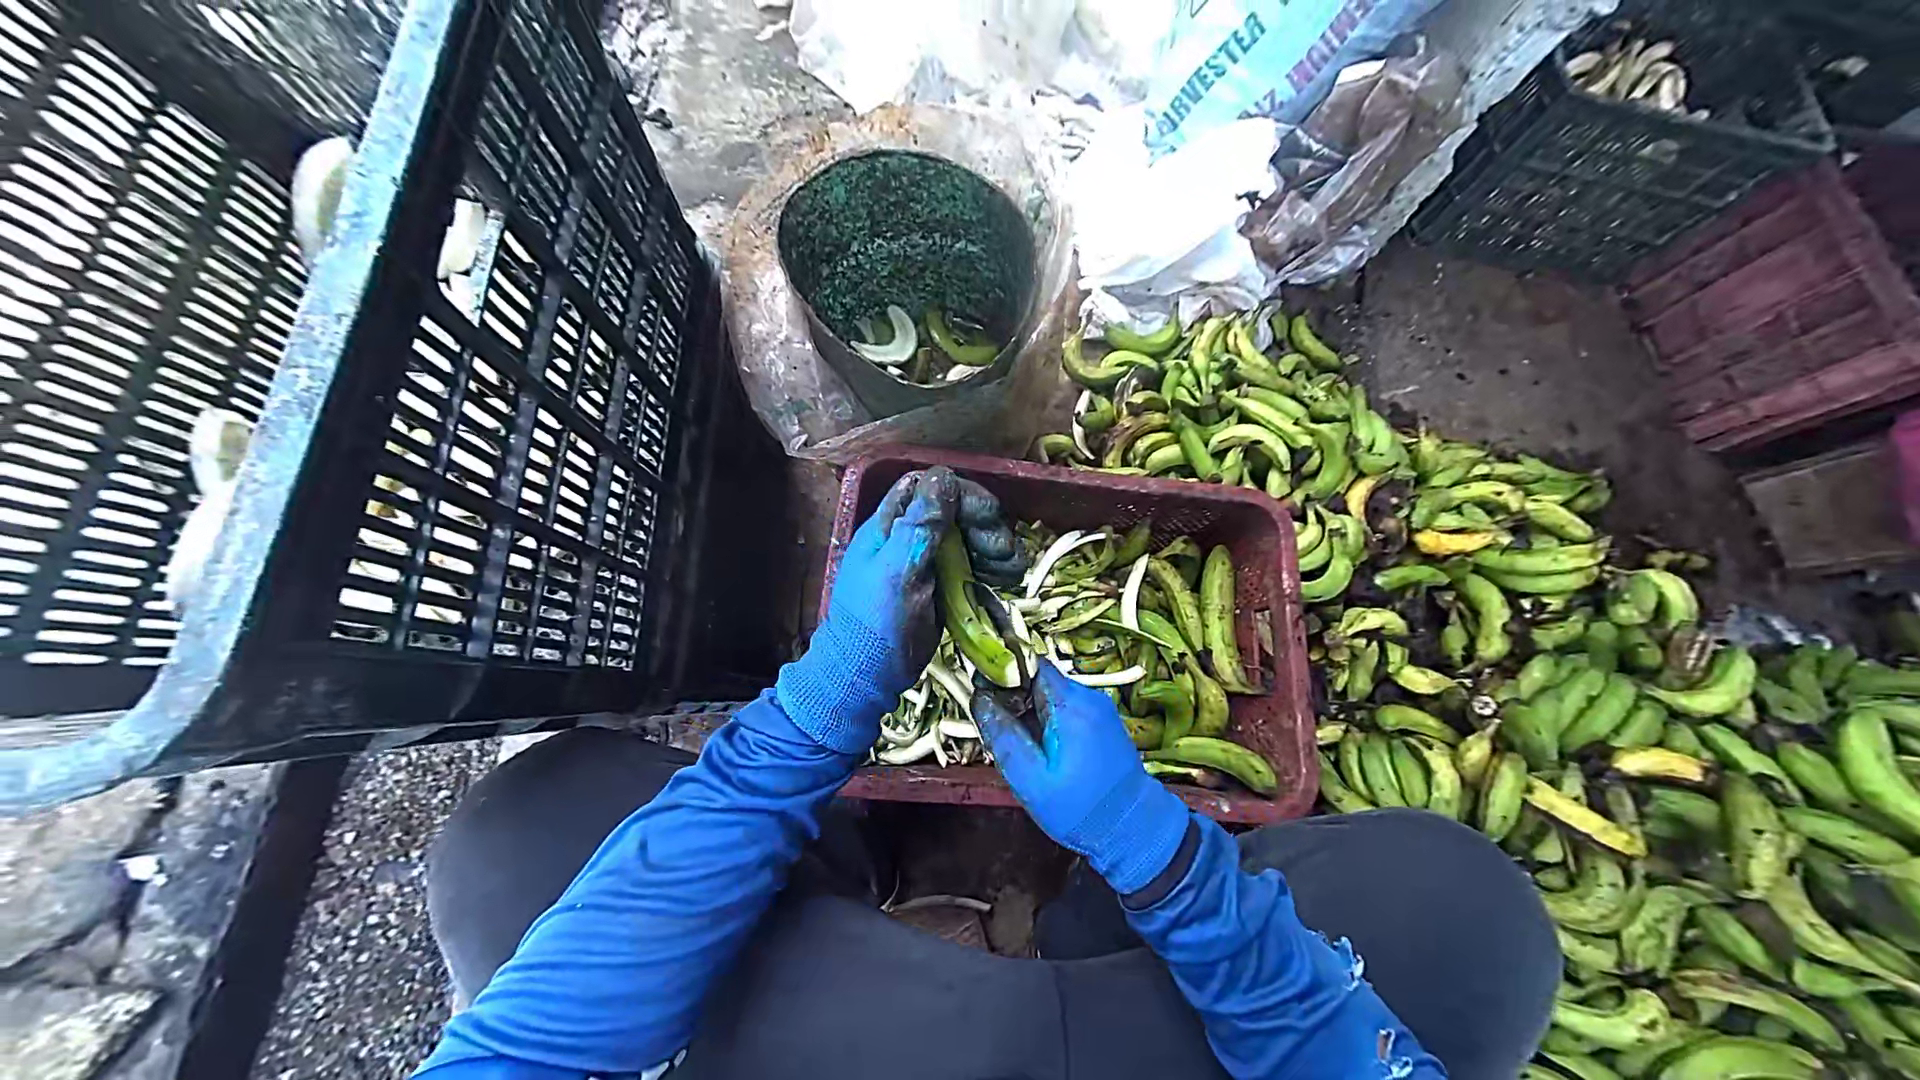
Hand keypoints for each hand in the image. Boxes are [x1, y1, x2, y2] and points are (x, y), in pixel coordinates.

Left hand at [818, 468, 1026, 694]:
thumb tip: (943, 477)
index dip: (961, 494)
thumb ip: (920, 524)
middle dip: (985, 524)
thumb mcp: (898, 570)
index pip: (928, 488)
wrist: (868, 676)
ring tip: (1008, 570)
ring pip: (969, 538)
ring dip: (995, 547)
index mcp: (890, 526)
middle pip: (956, 511)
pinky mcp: (943, 587)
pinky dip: (992, 569)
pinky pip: (972, 566)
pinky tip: (1005, 580)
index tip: (987, 515)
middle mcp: (910, 538)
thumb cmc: (877, 623)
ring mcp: (927, 563)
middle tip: (1002, 550)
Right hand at [974, 664, 1191, 893]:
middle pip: (1037, 679)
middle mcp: (1088, 698)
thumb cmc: (1084, 810)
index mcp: (1071, 705)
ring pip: (1048, 695)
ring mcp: (1097, 708)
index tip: (987, 698)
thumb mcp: (1031, 779)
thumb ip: (1003, 737)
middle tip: (1003, 732)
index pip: (1029, 664)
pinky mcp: (1100, 721)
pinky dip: (1047, 723)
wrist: (1134, 829)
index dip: (1002, 678)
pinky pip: (1064, 709)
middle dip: (1014, 701)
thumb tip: (980, 702)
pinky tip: (1044, 752)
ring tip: (1025, 748)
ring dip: (1030, 714)